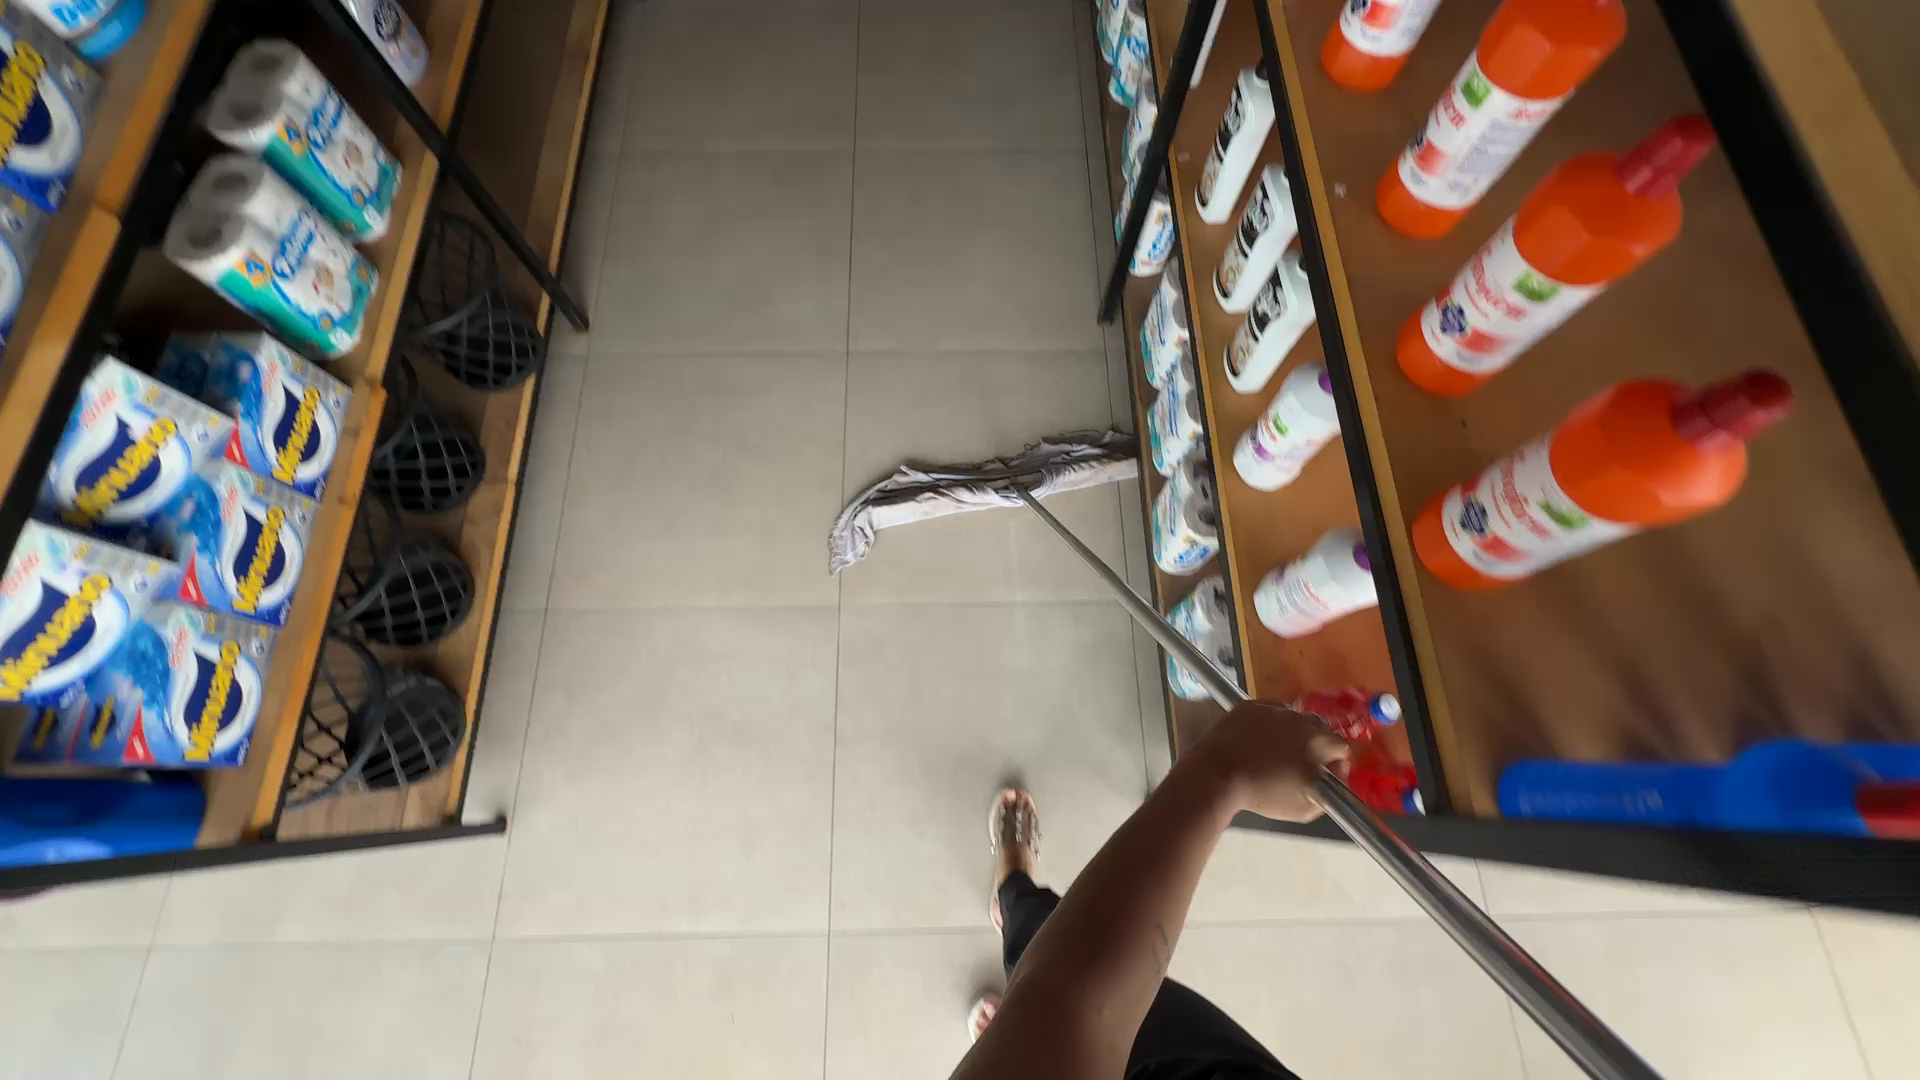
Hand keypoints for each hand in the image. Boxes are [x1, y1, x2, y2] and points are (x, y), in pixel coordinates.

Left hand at [1187, 702, 1350, 822]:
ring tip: (1276, 747)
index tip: (1322, 771)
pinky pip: (1270, 709)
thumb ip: (1329, 793)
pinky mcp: (1252, 705)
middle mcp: (1301, 721)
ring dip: (1292, 730)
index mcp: (1319, 744)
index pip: (1340, 747)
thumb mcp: (1305, 808)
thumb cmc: (1262, 794)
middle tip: (1298, 759)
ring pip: (1294, 716)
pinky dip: (1270, 720)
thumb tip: (1333, 776)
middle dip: (1315, 743)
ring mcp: (1275, 710)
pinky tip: (1259, 735)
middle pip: (1319, 728)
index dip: (1334, 761)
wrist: (1218, 774)